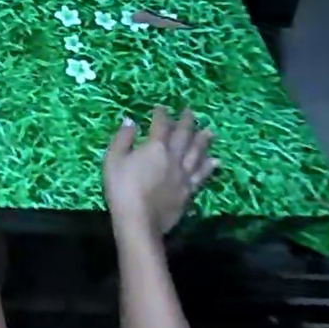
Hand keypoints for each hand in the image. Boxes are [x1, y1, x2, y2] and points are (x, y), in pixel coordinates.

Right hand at [103, 107, 218, 237]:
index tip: (162, 107)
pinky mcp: (188, 192)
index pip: (161, 125)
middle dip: (187, 122)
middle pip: (184, 136)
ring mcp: (184, 176)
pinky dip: (209, 166)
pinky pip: (202, 175)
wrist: (139, 221)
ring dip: (204, 141)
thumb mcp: (113, 158)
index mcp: (155, 148)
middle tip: (191, 111)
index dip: (161, 114)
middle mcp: (174, 158)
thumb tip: (130, 121)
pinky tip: (215, 161)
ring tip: (210, 132)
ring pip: (198, 154)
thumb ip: (123, 138)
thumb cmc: (122, 187)